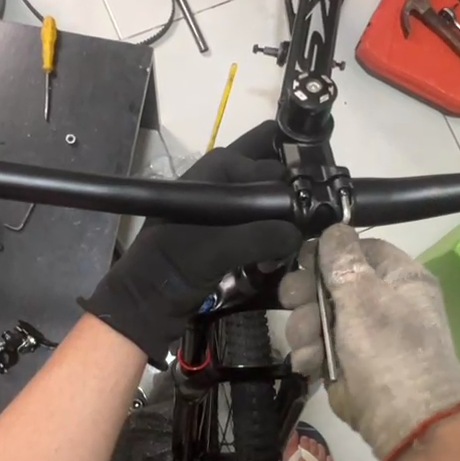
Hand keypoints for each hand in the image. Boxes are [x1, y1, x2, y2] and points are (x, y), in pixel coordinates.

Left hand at [83, 122, 303, 362]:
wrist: (145, 304)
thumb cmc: (173, 265)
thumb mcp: (219, 247)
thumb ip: (263, 235)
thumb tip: (299, 234)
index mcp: (215, 171)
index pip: (268, 156)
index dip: (292, 173)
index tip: (314, 197)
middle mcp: (221, 183)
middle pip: (270, 176)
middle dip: (291, 196)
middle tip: (311, 219)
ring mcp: (224, 210)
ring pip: (267, 204)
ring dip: (283, 221)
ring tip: (293, 242)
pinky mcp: (226, 236)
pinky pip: (260, 229)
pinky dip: (272, 241)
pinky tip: (276, 259)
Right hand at [279, 223, 459, 460]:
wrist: (405, 424)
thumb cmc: (391, 353)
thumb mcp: (366, 299)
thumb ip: (343, 261)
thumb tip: (334, 229)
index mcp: (398, 278)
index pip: (359, 248)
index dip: (329, 252)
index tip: (303, 260)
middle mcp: (381, 301)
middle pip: (329, 280)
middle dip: (307, 293)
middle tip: (293, 301)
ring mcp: (361, 333)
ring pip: (316, 314)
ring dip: (304, 328)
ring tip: (308, 344)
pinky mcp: (344, 361)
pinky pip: (316, 345)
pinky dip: (309, 353)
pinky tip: (310, 363)